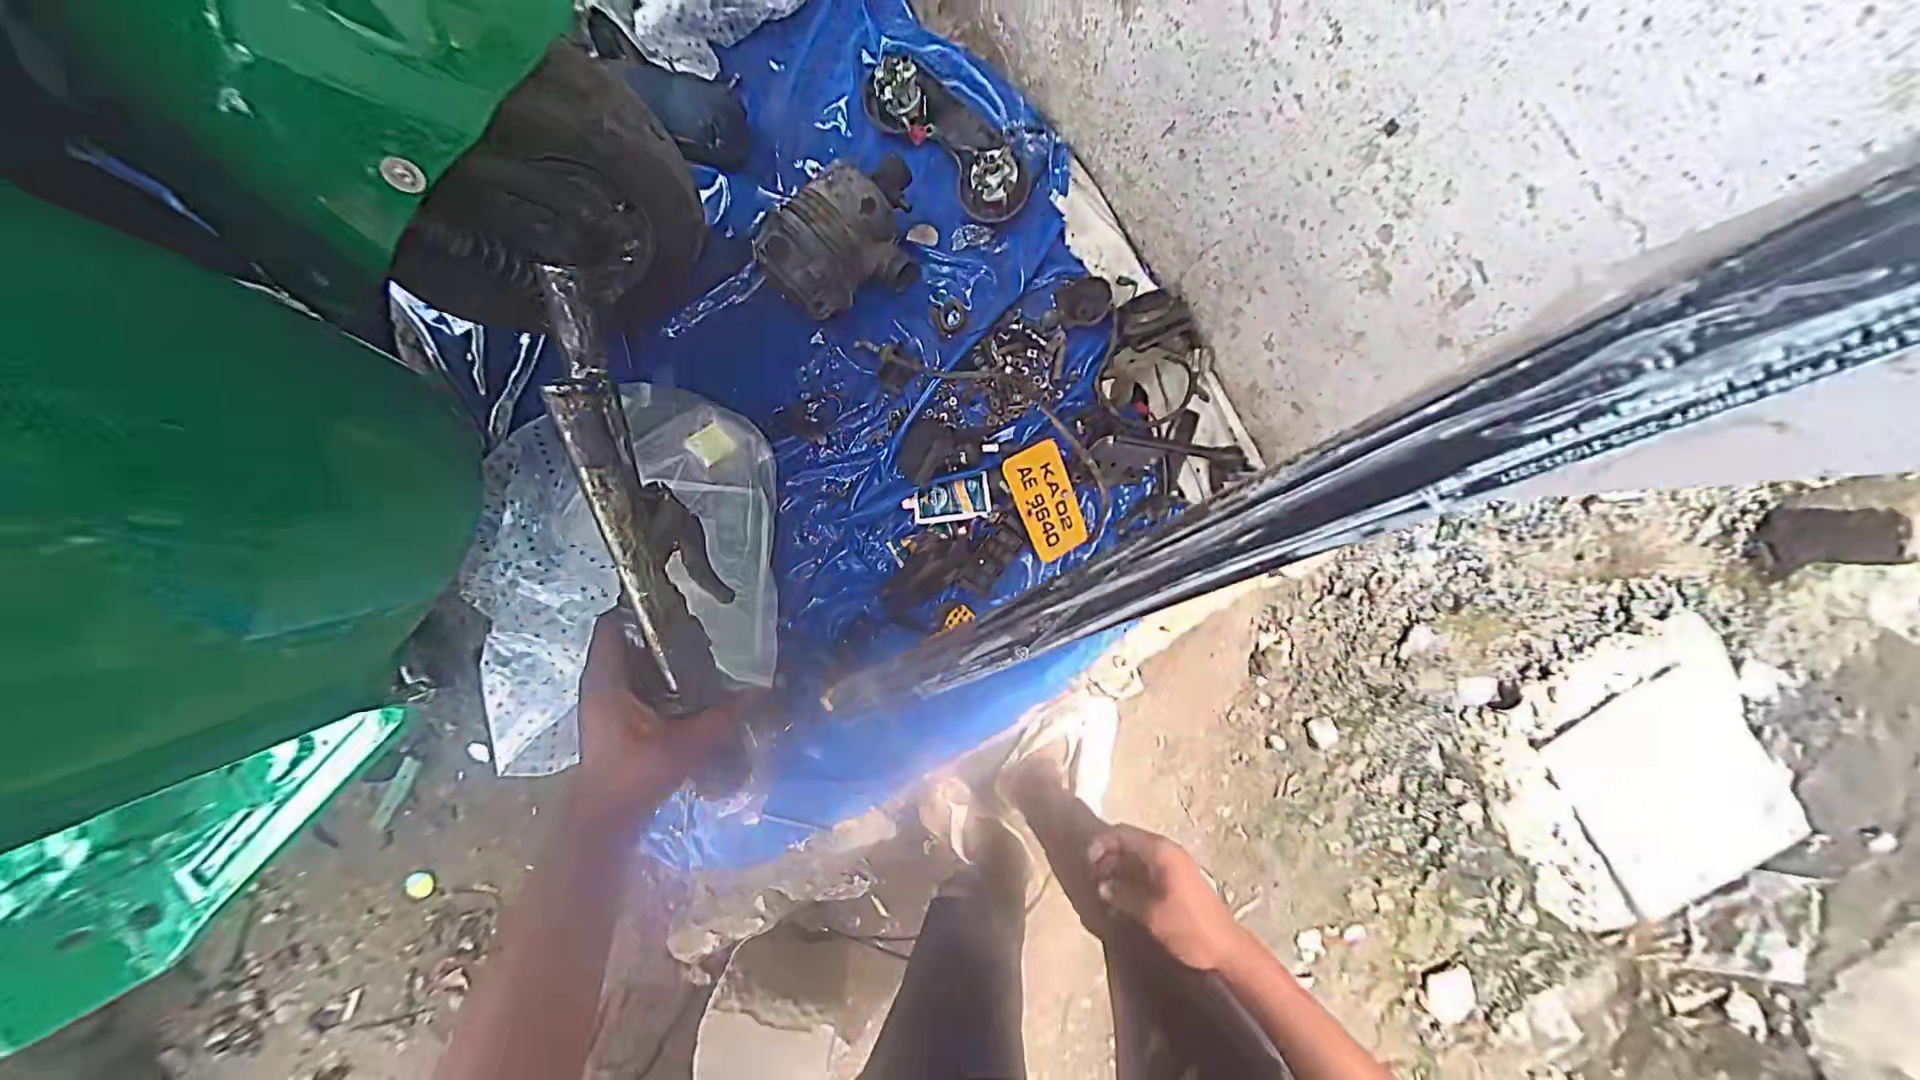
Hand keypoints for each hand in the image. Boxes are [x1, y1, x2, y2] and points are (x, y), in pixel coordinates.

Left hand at [573, 610, 746, 819]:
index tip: (677, 602)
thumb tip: (762, 691)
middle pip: (625, 638)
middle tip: (700, 625)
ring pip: (630, 659)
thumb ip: (724, 716)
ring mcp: (604, 699)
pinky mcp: (614, 714)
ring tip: (700, 646)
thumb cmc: (636, 776)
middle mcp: (600, 683)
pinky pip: (635, 679)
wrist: (605, 819)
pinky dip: (658, 672)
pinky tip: (689, 679)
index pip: (612, 624)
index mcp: (606, 681)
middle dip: (659, 629)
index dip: (639, 606)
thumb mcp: (686, 743)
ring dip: (660, 652)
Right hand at [1088, 824, 1246, 970]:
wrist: (1227, 949)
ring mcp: (1173, 865)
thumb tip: (1103, 885)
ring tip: (1104, 888)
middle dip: (1108, 855)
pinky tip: (1122, 895)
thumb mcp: (1151, 913)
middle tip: (1093, 876)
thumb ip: (1124, 895)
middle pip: (1129, 841)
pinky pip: (1147, 868)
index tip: (1089, 863)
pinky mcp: (1177, 880)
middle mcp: (1167, 851)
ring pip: (1137, 855)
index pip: (1123, 833)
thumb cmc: (1189, 928)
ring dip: (1119, 867)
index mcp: (1161, 852)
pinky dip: (1131, 876)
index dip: (1102, 844)